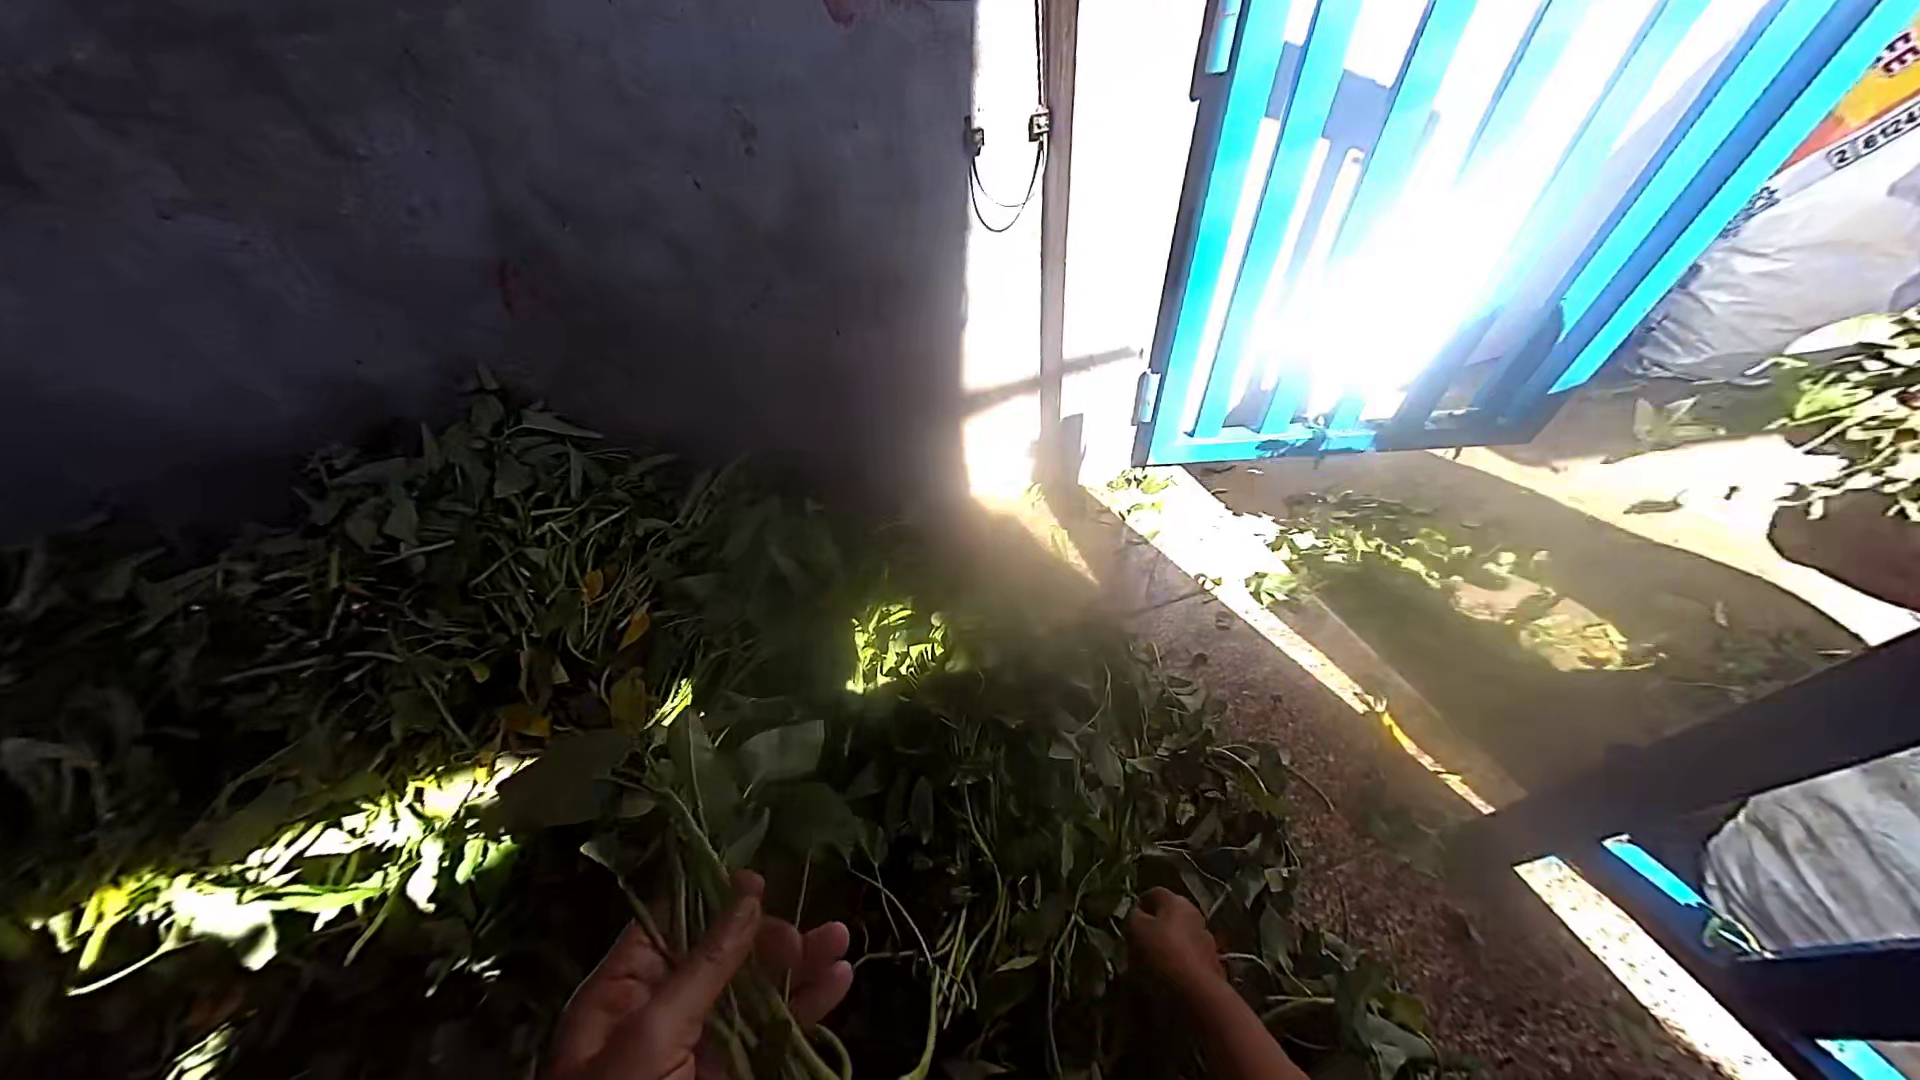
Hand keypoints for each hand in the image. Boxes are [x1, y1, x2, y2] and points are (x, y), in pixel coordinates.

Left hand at [545, 870, 853, 1079]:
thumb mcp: (652, 1035)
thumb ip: (704, 963)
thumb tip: (746, 893)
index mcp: (622, 994)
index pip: (669, 921)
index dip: (713, 894)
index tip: (759, 880)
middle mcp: (663, 1010)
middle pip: (724, 951)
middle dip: (768, 937)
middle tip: (800, 941)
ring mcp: (702, 1046)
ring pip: (758, 988)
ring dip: (802, 964)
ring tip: (841, 940)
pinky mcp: (736, 1075)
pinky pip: (776, 1031)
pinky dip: (809, 1006)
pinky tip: (839, 982)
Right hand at [1126, 887, 1224, 994]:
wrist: (1198, 994)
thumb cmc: (1162, 952)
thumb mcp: (1136, 929)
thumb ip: (1134, 917)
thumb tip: (1138, 916)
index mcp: (1177, 901)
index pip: (1153, 894)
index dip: (1139, 906)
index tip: (1129, 922)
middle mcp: (1196, 917)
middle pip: (1169, 918)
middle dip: (1154, 929)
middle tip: (1137, 945)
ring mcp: (1208, 944)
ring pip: (1180, 940)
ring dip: (1167, 949)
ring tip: (1151, 967)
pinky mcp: (1214, 969)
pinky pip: (1189, 962)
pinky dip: (1179, 967)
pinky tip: (1167, 981)